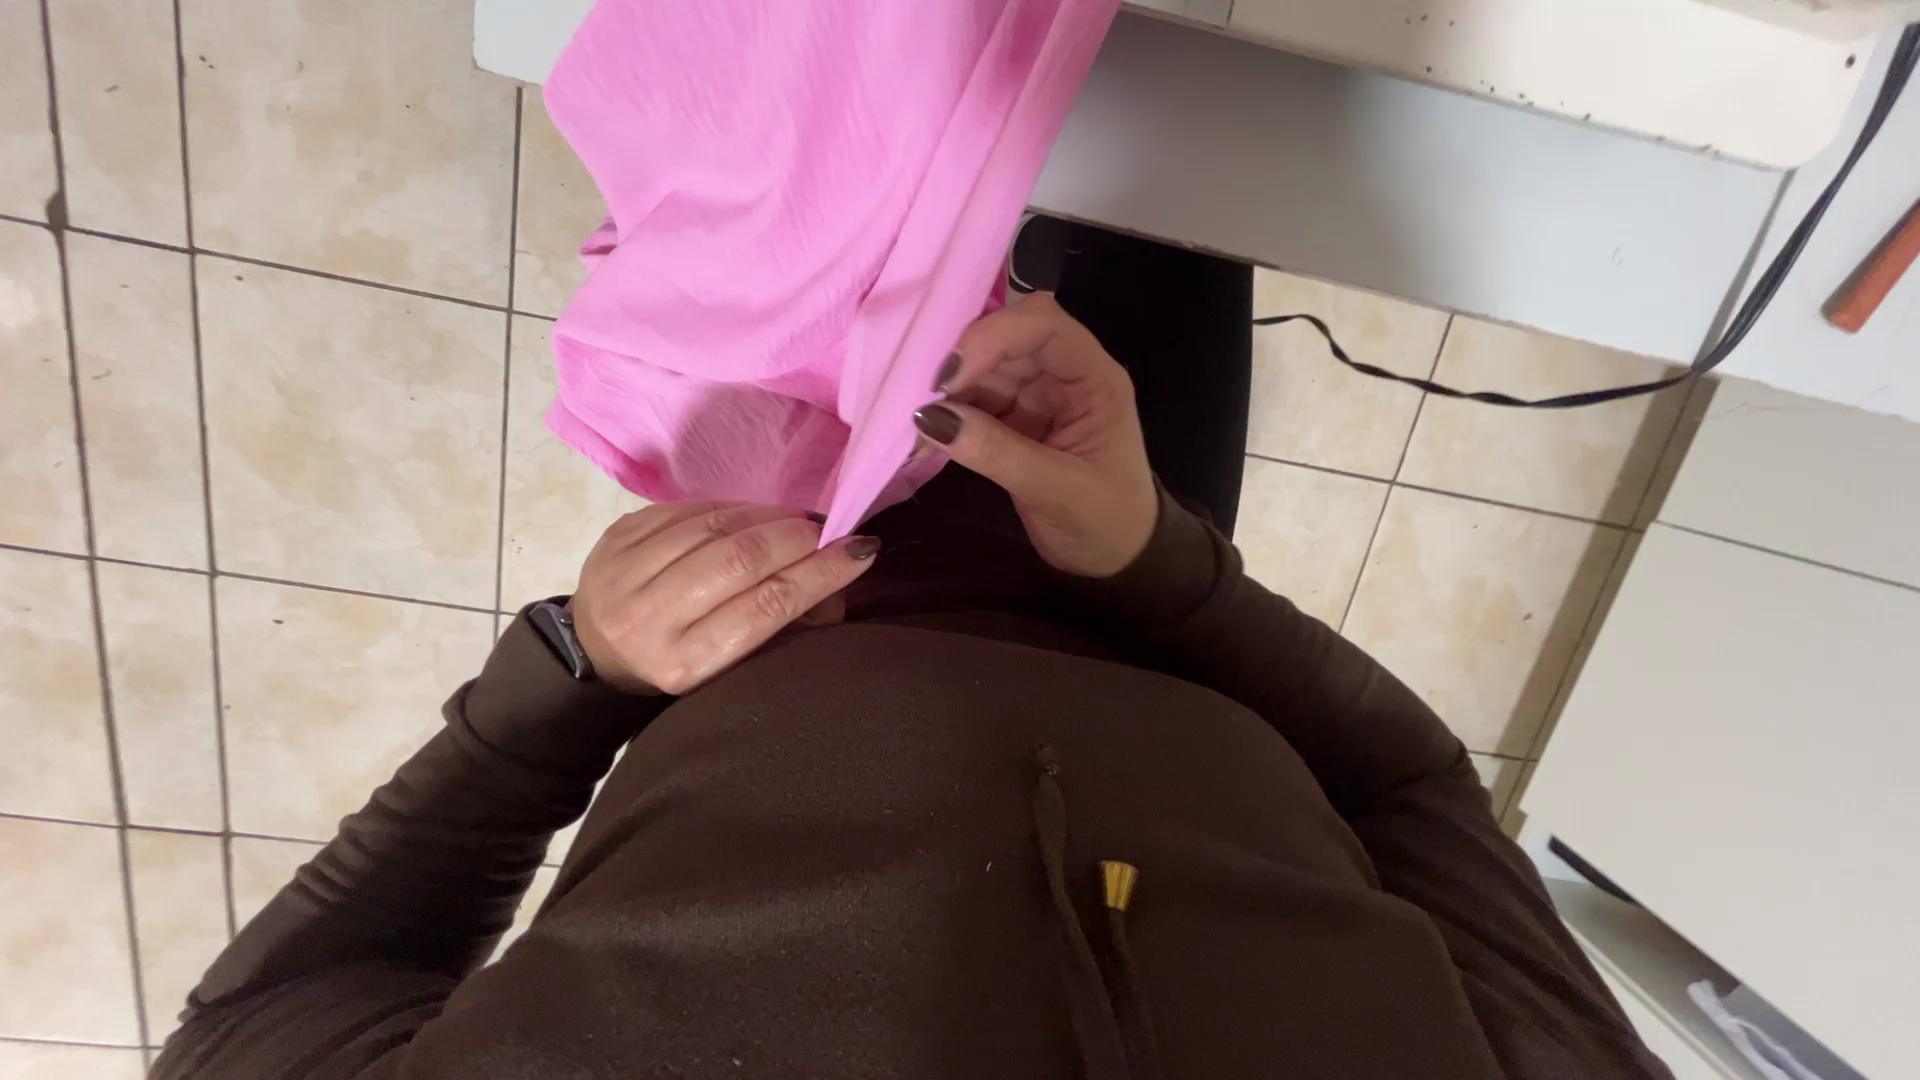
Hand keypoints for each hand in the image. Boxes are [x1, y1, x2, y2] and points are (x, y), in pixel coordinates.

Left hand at [571, 502, 879, 693]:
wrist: (597, 654)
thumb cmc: (681, 665)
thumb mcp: (732, 664)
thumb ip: (787, 624)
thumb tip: (836, 579)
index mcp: (685, 662)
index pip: (767, 605)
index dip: (820, 573)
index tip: (860, 550)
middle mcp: (649, 618)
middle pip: (741, 559)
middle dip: (799, 537)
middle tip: (831, 531)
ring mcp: (627, 571)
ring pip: (716, 526)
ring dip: (772, 516)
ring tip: (801, 521)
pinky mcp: (618, 534)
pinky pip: (692, 509)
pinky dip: (736, 509)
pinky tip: (758, 515)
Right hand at [915, 293, 1156, 576]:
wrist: (1115, 559)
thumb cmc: (1106, 523)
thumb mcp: (1057, 491)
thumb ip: (997, 453)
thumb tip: (930, 419)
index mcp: (1094, 379)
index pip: (1043, 327)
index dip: (993, 337)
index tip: (949, 377)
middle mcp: (1065, 377)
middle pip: (1007, 340)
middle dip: (963, 363)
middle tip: (921, 400)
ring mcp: (1038, 397)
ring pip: (985, 369)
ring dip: (949, 392)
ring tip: (916, 425)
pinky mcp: (1015, 421)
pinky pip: (975, 402)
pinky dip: (948, 416)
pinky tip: (924, 438)